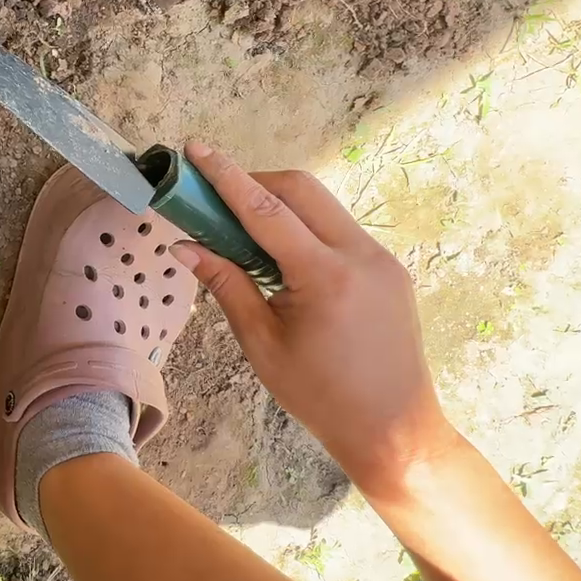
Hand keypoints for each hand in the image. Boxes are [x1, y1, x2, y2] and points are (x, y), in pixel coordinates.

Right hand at [168, 142, 457, 495]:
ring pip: (320, 203)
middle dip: (254, 181)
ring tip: (241, 226)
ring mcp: (381, 260)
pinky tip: (277, 251)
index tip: (195, 148)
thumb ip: (225, 283)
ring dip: (277, 200)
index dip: (225, 175)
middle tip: (215, 198)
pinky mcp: (387, 269)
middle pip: (300, 189)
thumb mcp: (260, 340)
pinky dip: (299, 222)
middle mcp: (361, 257)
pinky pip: (335, 226)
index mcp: (326, 277)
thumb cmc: (319, 393)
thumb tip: (183, 246)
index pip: (266, 209)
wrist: (398, 432)